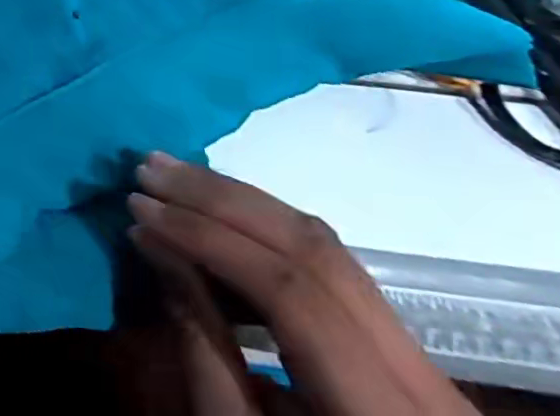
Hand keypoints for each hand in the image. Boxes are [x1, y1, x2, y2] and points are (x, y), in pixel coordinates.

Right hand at [128, 153, 479, 415]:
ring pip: (324, 244)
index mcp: (383, 413)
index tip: (138, 211)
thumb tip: (156, 243)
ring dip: (236, 200)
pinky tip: (212, 208)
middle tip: (147, 168)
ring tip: (169, 173)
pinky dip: (260, 226)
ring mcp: (419, 353)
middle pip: (313, 250)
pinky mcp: (399, 340)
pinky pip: (327, 262)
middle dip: (219, 200)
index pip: (291, 292)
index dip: (207, 239)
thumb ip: (199, 339)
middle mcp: (421, 374)